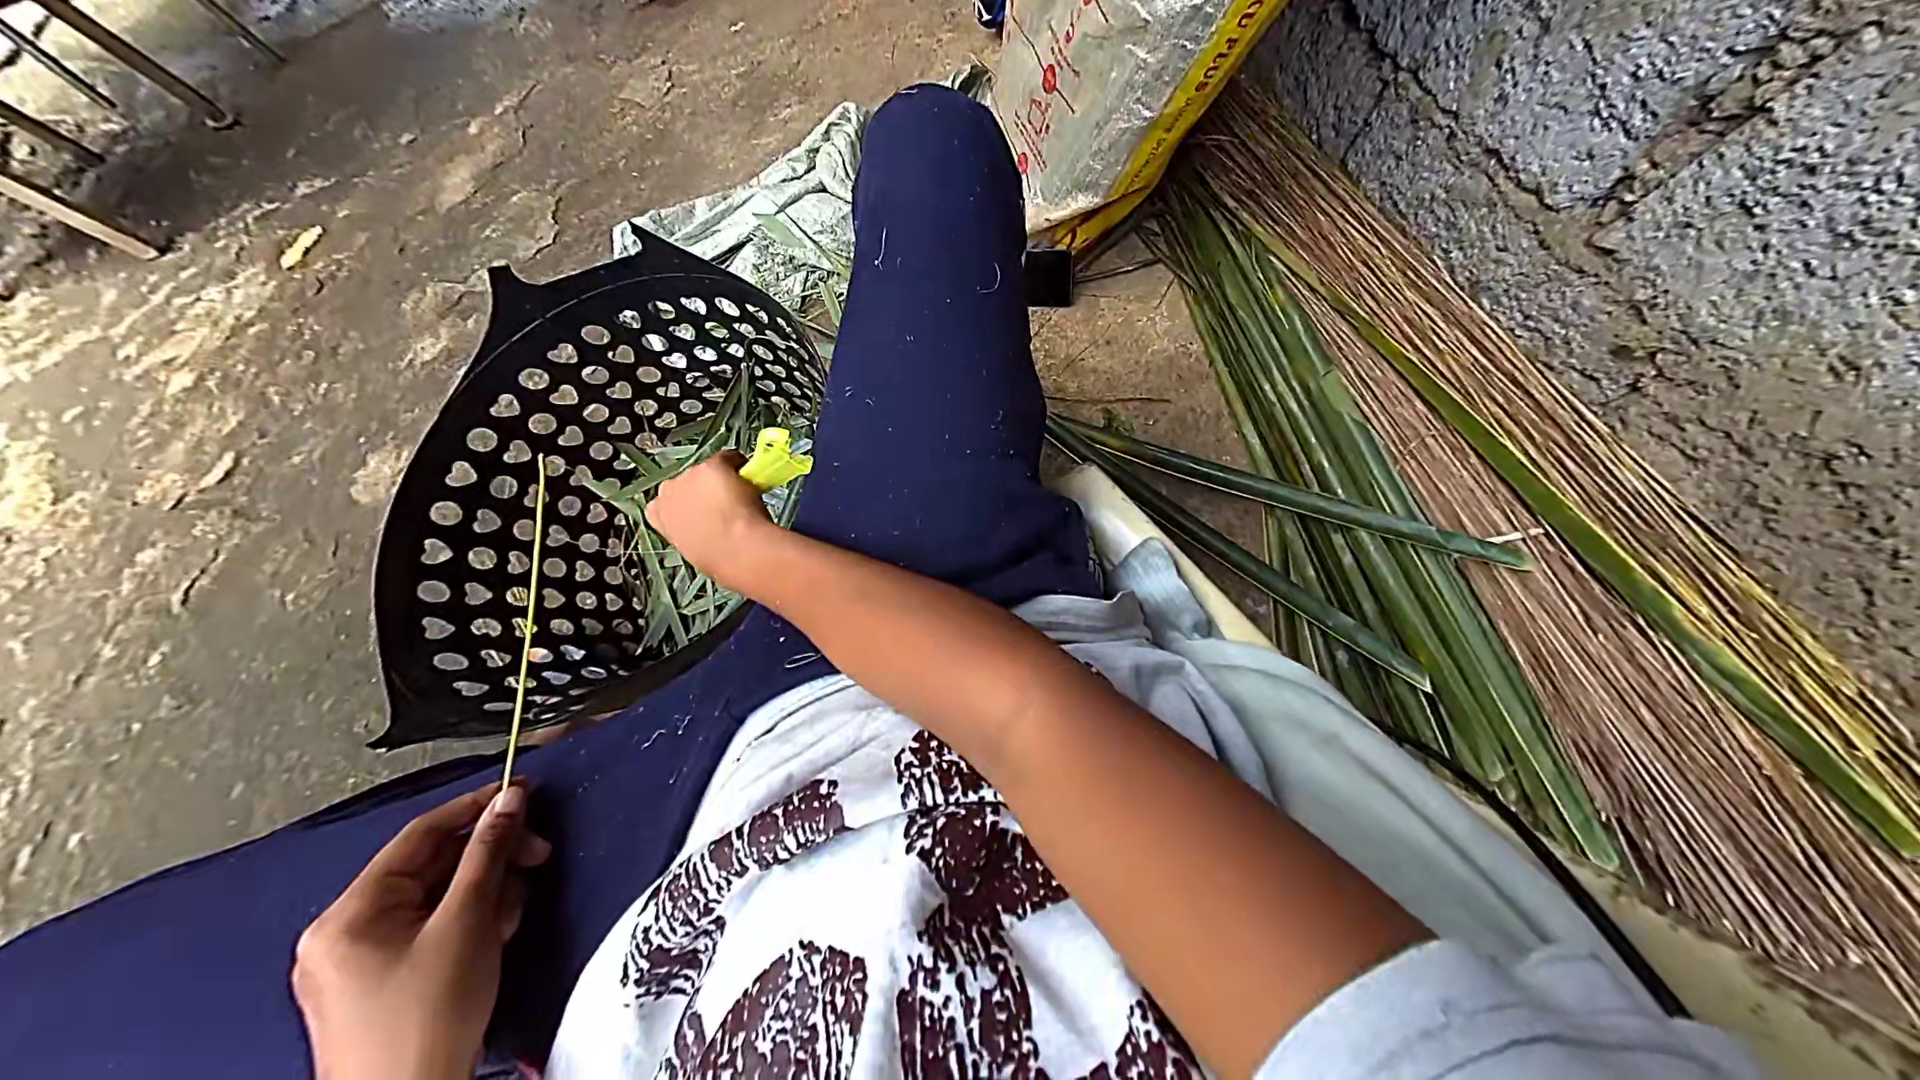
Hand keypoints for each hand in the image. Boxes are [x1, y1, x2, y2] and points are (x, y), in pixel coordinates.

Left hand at [292, 783, 550, 1079]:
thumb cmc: (430, 1015)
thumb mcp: (468, 921)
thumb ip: (488, 853)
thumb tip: (510, 799)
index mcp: (349, 914)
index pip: (420, 835)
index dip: (476, 807)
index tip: (522, 791)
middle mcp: (345, 931)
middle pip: (434, 867)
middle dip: (490, 863)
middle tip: (537, 857)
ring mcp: (361, 959)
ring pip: (440, 897)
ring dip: (487, 895)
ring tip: (509, 918)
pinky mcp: (383, 980)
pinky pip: (434, 926)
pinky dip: (471, 922)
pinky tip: (495, 935)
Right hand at [644, 450, 778, 592]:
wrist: (736, 549)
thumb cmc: (718, 556)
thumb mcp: (693, 545)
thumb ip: (692, 529)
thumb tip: (709, 528)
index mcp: (659, 514)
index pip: (667, 500)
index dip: (690, 503)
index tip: (704, 511)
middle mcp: (668, 491)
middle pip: (689, 482)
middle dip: (705, 490)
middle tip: (726, 505)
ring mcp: (690, 476)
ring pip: (709, 471)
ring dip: (722, 480)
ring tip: (741, 498)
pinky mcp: (711, 466)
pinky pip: (729, 458)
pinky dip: (740, 465)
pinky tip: (751, 480)